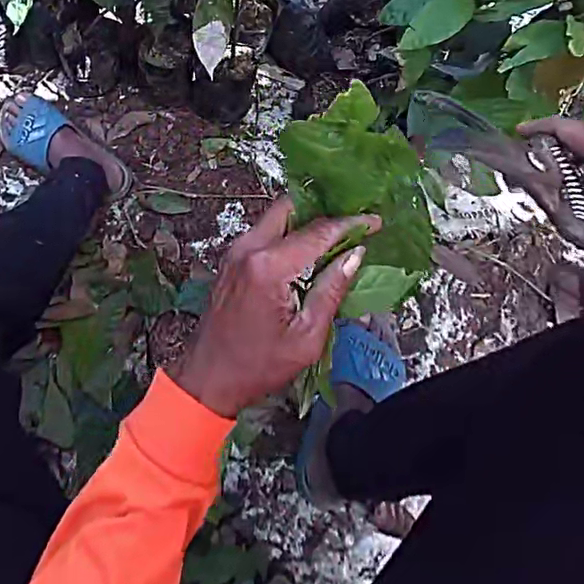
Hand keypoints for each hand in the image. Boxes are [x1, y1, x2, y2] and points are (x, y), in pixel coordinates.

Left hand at [169, 199, 379, 417]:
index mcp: (268, 267)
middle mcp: (249, 247)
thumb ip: (331, 290)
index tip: (375, 222)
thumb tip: (355, 255)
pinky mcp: (232, 257)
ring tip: (337, 233)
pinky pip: (266, 230)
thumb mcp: (306, 337)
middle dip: (325, 209)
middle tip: (353, 222)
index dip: (350, 224)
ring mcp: (237, 249)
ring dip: (307, 219)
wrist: (208, 377)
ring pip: (278, 216)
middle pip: (292, 207)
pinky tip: (310, 248)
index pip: (318, 231)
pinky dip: (290, 231)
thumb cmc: (258, 365)